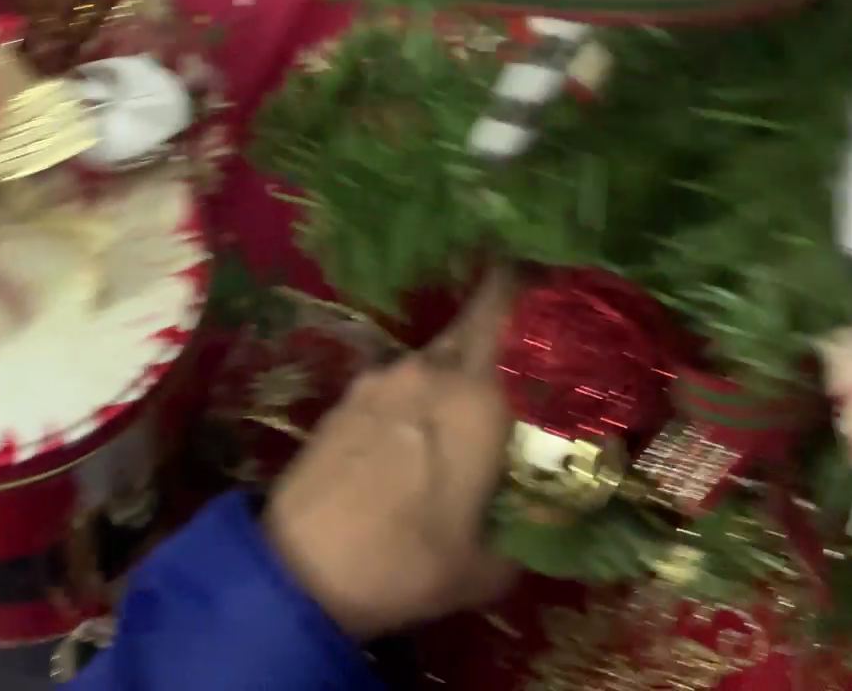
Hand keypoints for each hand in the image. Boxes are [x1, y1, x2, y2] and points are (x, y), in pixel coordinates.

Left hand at [264, 271, 518, 639]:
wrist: (300, 565)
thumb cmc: (406, 563)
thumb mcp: (487, 565)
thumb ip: (528, 527)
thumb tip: (549, 509)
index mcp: (476, 399)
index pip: (506, 314)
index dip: (530, 290)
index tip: (552, 284)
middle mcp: (430, 371)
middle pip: (473, 321)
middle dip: (501, 317)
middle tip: (527, 337)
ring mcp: (382, 377)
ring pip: (435, 353)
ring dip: (458, 366)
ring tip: (471, 404)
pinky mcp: (348, 394)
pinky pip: (400, 377)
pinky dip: (420, 389)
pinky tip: (418, 427)